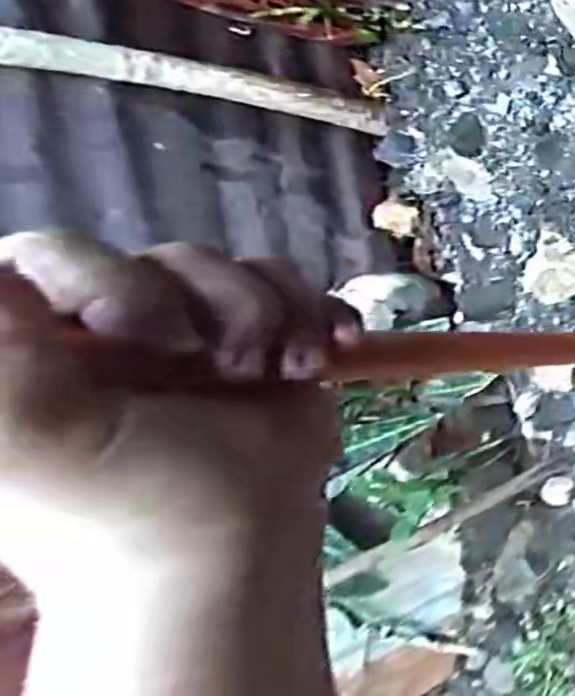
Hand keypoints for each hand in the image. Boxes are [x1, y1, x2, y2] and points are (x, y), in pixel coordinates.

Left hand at [0, 232, 355, 613]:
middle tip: (227, 367)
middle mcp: (120, 326)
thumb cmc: (125, 500)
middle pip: (174, 258)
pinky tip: (328, 356)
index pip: (51, 256)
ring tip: (281, 372)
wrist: (238, 533)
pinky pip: (306, 289)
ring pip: (249, 269)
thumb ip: (5, 359)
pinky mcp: (273, 334)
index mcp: (43, 346)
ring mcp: (204, 329)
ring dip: (282, 317)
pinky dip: (326, 317)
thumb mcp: (36, 436)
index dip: (105, 277)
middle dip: (221, 306)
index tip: (145, 333)